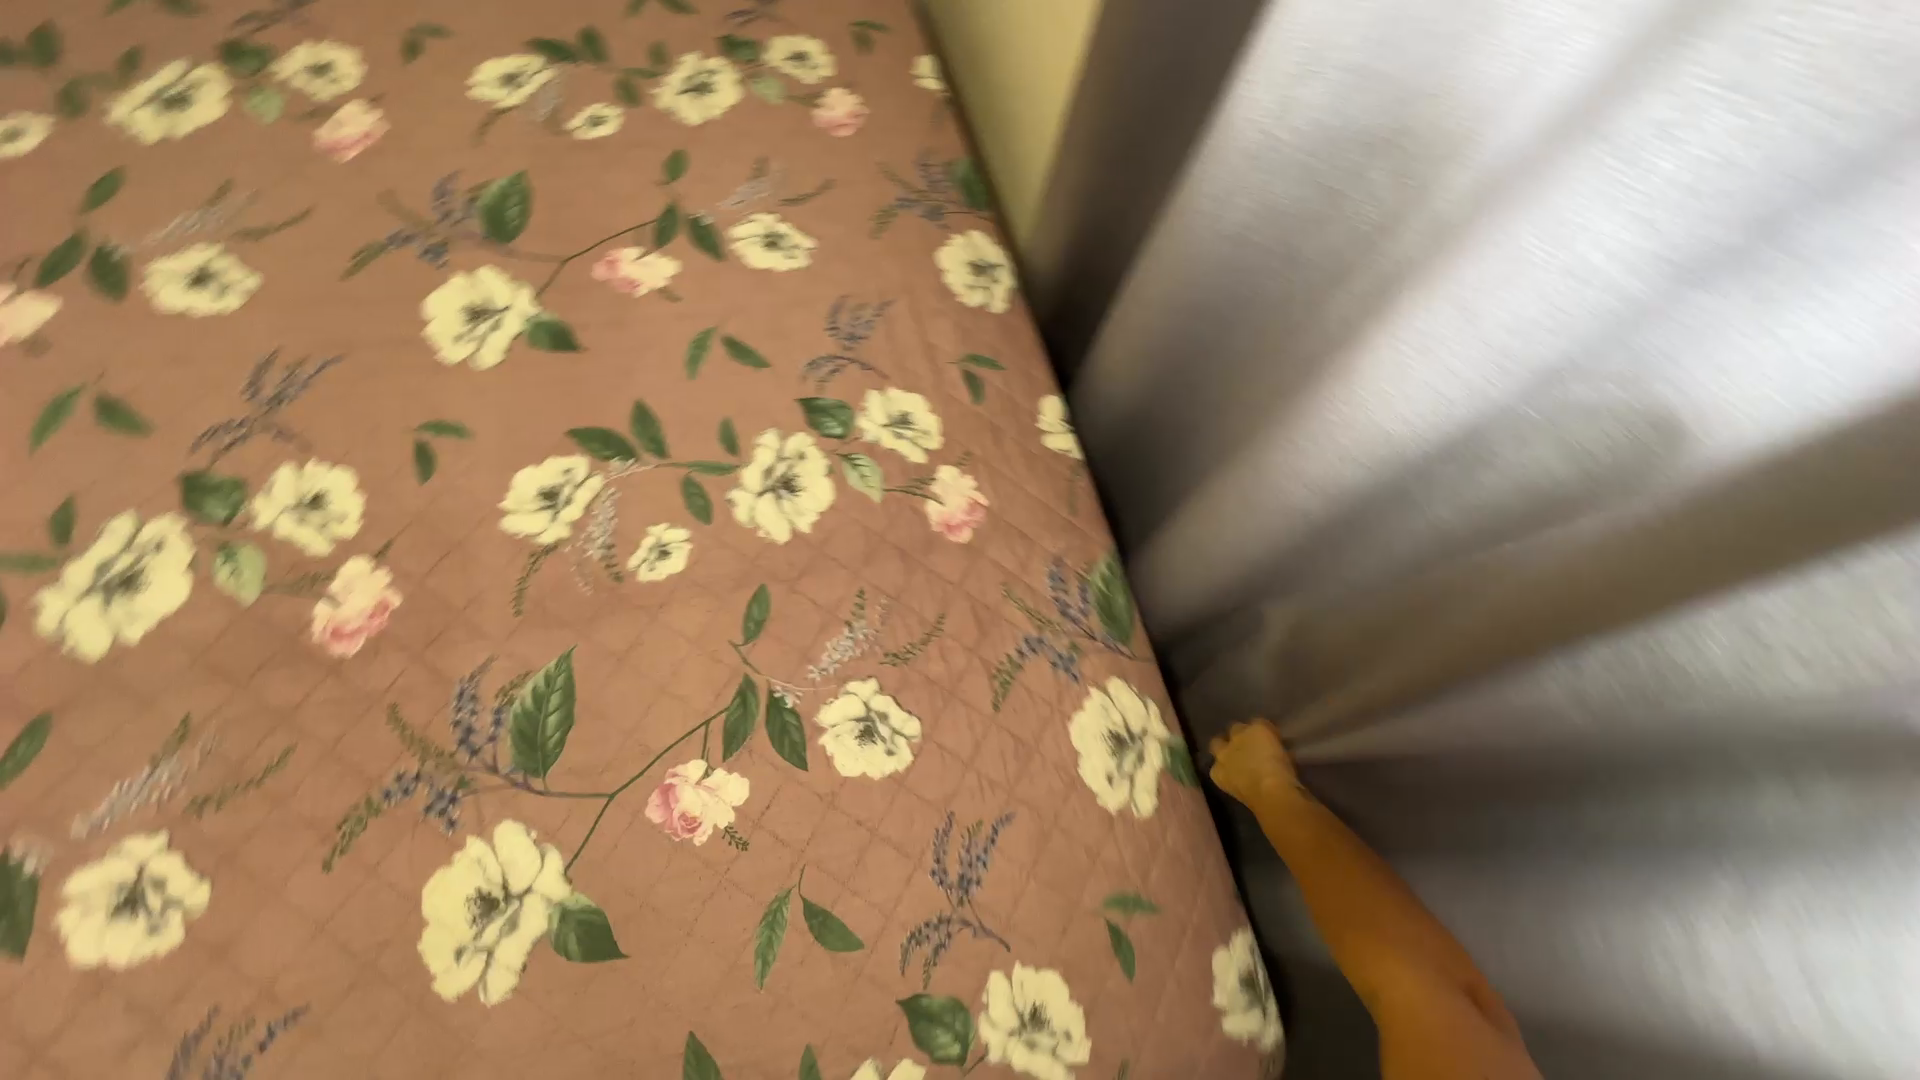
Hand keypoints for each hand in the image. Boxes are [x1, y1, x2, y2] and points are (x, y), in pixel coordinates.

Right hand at [1208, 719, 1297, 806]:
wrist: (1270, 789)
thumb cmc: (1260, 801)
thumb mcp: (1241, 791)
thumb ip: (1239, 779)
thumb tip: (1249, 774)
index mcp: (1218, 773)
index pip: (1217, 763)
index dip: (1227, 762)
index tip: (1237, 765)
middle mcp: (1223, 752)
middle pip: (1217, 742)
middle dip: (1229, 743)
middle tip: (1244, 748)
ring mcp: (1238, 738)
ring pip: (1235, 728)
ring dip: (1245, 733)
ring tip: (1258, 738)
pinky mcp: (1255, 728)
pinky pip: (1259, 722)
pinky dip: (1266, 728)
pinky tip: (1274, 734)